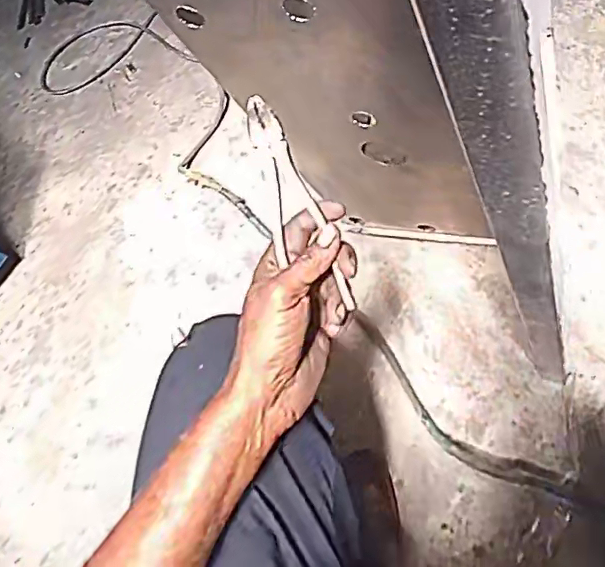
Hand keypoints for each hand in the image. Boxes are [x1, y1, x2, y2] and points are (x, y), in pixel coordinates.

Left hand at [223, 201, 358, 444]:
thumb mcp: (284, 295)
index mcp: (275, 267)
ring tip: (328, 312)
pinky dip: (342, 313)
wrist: (271, 393)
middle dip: (339, 261)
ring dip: (340, 294)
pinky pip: (344, 302)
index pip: (299, 228)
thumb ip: (310, 262)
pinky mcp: (323, 317)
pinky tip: (330, 326)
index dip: (318, 216)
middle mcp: (293, 279)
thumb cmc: (260, 349)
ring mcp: (309, 299)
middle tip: (342, 272)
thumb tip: (328, 234)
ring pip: (339, 277)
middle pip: (327, 250)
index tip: (338, 211)